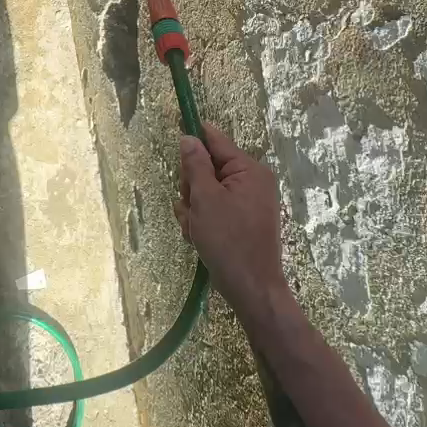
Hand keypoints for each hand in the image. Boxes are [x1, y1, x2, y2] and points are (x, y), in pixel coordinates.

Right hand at [173, 124, 290, 325]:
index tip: (175, 147)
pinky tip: (199, 237)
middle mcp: (251, 181)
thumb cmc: (229, 240)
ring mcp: (246, 202)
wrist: (251, 289)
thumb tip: (189, 137)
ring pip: (205, 190)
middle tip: (191, 206)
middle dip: (191, 187)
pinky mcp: (241, 220)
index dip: (193, 141)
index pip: (216, 140)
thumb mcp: (206, 198)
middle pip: (207, 167)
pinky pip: (212, 209)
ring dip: (193, 208)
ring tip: (195, 228)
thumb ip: (195, 165)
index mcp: (249, 170)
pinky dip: (201, 221)